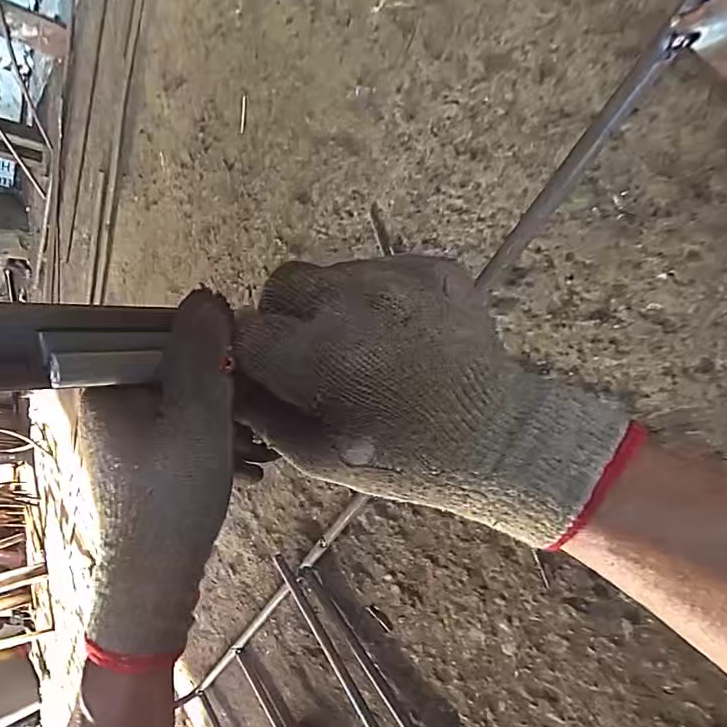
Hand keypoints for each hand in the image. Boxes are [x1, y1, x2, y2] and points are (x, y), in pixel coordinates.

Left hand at [75, 289, 234, 659]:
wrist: (156, 577)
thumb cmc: (173, 494)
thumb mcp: (197, 414)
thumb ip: (201, 353)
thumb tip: (206, 298)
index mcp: (103, 386)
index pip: (152, 337)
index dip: (202, 344)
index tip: (237, 367)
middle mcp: (104, 407)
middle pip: (169, 372)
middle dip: (218, 391)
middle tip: (254, 415)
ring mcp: (120, 439)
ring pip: (178, 408)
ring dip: (222, 421)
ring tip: (256, 449)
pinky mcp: (138, 466)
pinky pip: (176, 437)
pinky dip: (209, 445)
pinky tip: (244, 467)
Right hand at [234, 256, 635, 547]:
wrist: (497, 440)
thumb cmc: (401, 459)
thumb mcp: (318, 456)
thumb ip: (262, 414)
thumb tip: (230, 379)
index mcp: (321, 355)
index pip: (247, 331)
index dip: (250, 353)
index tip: (267, 373)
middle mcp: (355, 302)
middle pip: (281, 285)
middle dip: (283, 319)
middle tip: (311, 357)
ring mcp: (398, 277)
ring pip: (326, 273)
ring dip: (326, 306)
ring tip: (359, 347)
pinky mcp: (433, 266)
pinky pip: (375, 268)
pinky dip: (370, 297)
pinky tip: (394, 334)